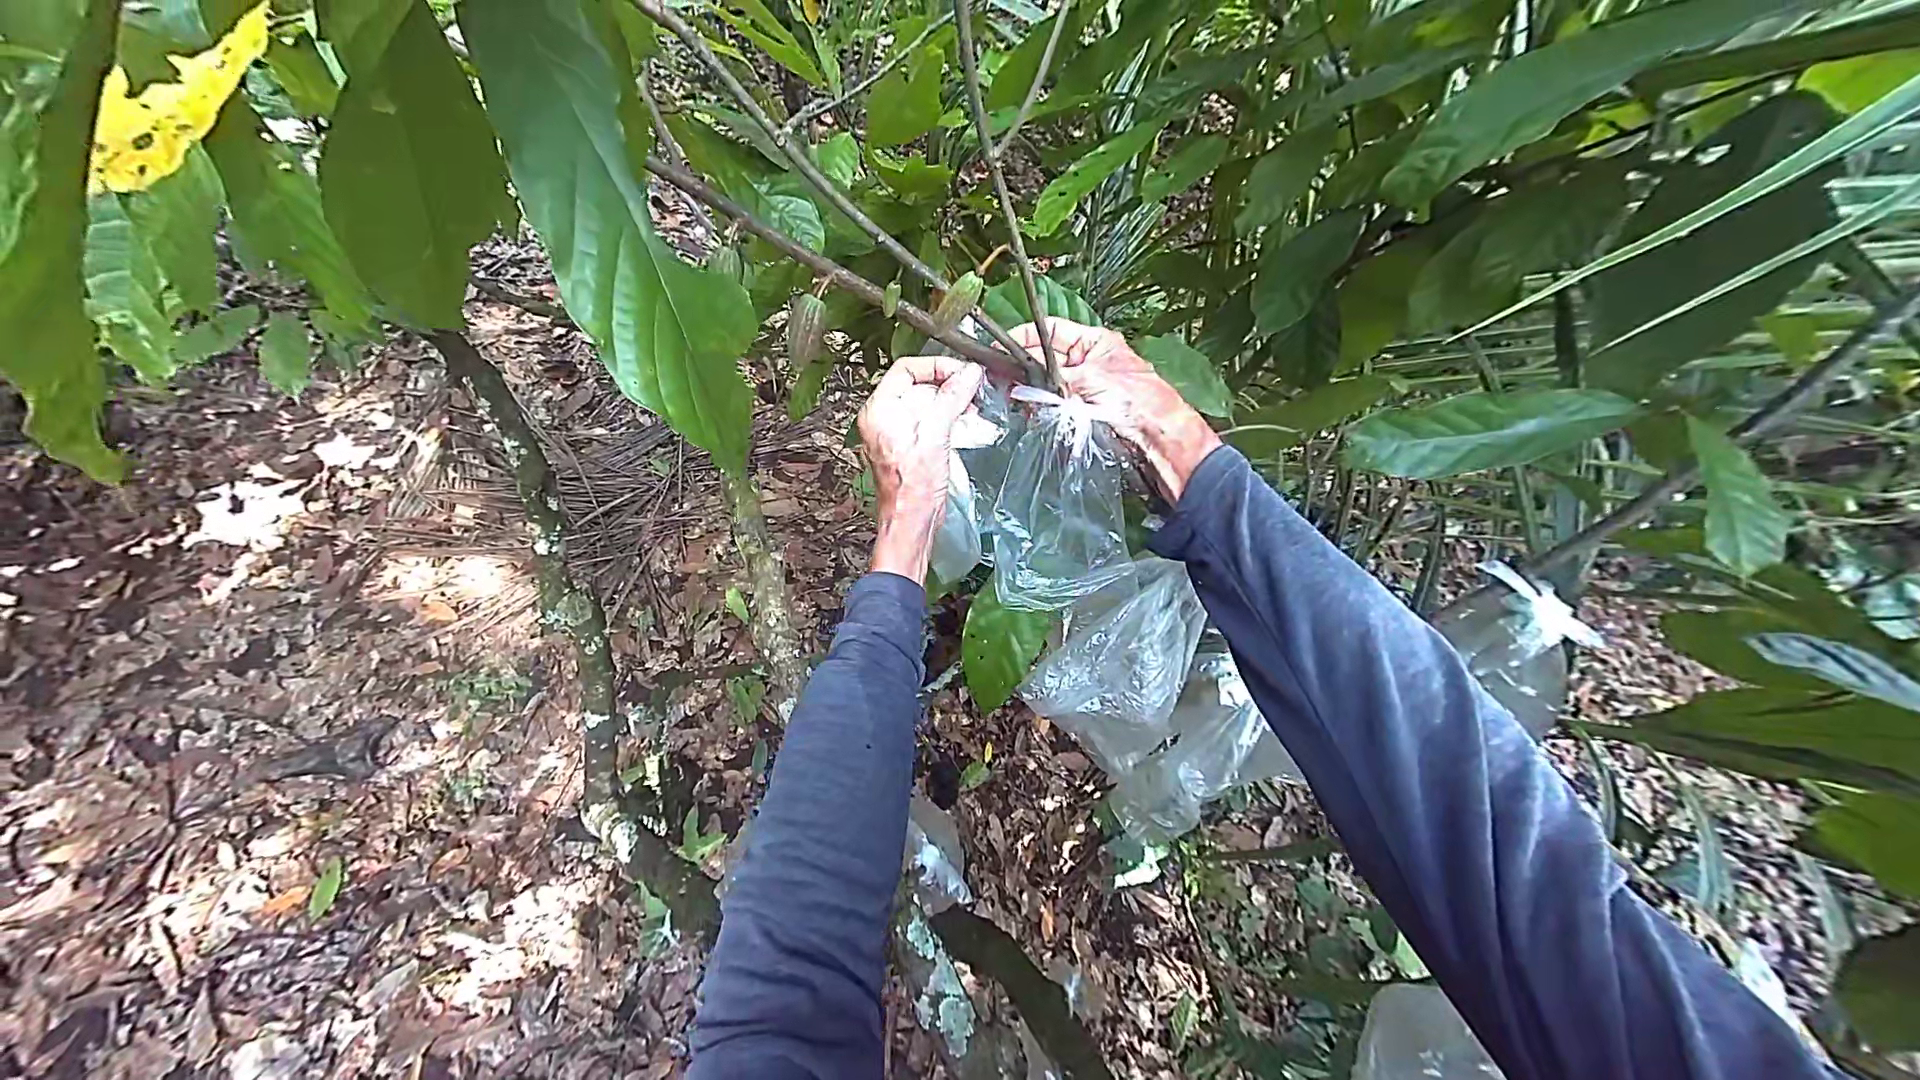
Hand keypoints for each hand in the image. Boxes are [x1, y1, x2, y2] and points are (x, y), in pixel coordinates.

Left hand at [858, 355, 986, 584]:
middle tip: (971, 390)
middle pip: (918, 385)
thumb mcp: (936, 436)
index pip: (906, 369)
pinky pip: (930, 420)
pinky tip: (965, 422)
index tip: (961, 373)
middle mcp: (884, 418)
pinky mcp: (911, 445)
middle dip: (948, 385)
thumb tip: (968, 374)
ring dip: (951, 402)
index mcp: (879, 410)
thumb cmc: (912, 490)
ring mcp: (897, 432)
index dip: (936, 367)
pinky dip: (948, 418)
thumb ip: (952, 399)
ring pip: (927, 403)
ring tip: (971, 408)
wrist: (912, 522)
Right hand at [1010, 319, 1220, 500]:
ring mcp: (1083, 390)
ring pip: (1045, 387)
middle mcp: (1087, 363)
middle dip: (1023, 369)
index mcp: (1095, 343)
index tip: (1001, 348)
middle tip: (1000, 380)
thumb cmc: (1141, 401)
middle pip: (1044, 359)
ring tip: (1015, 401)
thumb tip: (1022, 383)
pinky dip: (1041, 412)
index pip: (1050, 330)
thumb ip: (1055, 377)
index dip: (1025, 336)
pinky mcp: (1082, 415)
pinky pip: (1053, 409)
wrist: (1161, 440)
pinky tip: (1031, 415)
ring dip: (1030, 394)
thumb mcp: (1093, 378)